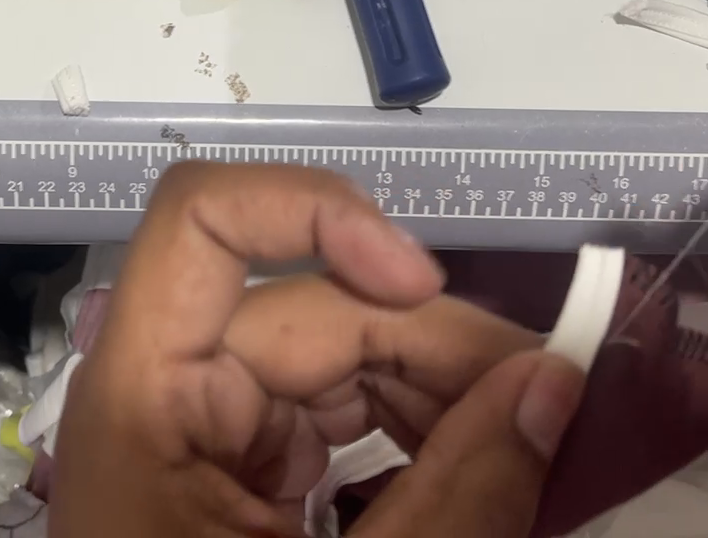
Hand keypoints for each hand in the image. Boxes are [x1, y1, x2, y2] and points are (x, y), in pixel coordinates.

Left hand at [48, 162, 586, 536]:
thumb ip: (460, 499)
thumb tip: (552, 384)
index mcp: (148, 392)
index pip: (201, 219)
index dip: (312, 209)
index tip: (423, 280)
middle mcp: (170, 380)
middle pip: (310, 302)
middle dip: (438, 340)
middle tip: (560, 398)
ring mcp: (208, 417)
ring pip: (336, 348)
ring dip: (439, 386)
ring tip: (531, 441)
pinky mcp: (243, 457)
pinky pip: (338, 408)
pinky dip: (414, 427)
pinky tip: (477, 464)